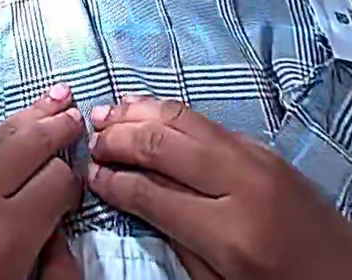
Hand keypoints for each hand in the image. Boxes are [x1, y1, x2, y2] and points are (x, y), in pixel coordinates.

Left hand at [0, 84, 85, 279]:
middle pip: (28, 146)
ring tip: (49, 98)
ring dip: (23, 115)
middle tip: (77, 116)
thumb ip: (55, 267)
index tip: (77, 181)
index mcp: (6, 237)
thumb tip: (61, 227)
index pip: (56, 182)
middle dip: (58, 129)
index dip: (73, 180)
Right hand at [87, 96, 351, 279]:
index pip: (153, 193)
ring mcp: (254, 158)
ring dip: (136, 111)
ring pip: (179, 117)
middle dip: (118, 138)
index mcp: (234, 236)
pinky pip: (201, 118)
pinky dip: (164, 110)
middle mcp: (242, 184)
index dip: (113, 181)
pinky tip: (142, 110)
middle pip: (161, 143)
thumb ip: (178, 240)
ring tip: (104, 113)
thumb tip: (133, 194)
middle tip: (90, 139)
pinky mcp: (262, 146)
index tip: (89, 174)